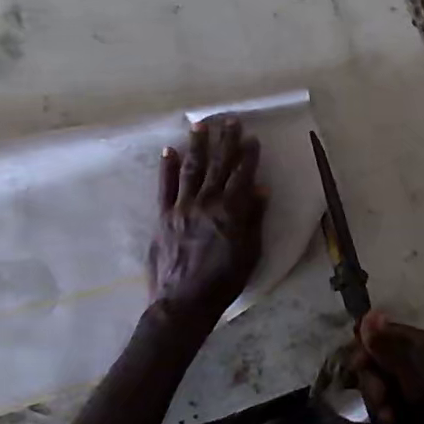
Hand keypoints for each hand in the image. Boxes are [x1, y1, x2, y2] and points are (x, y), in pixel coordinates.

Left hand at [147, 116, 266, 329]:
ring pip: (192, 169)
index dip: (248, 155)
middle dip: (226, 141)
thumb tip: (260, 189)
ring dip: (198, 145)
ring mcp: (182, 207)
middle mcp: (207, 202)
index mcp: (231, 211)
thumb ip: (254, 219)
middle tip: (230, 120)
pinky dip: (167, 167)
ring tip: (201, 125)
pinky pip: (165, 186)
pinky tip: (169, 150)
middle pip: (218, 165)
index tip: (252, 138)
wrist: (184, 302)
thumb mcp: (250, 253)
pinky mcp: (164, 216)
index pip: (243, 175)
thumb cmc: (224, 282)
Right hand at [353, 310, 423, 423]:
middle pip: (375, 365)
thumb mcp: (413, 368)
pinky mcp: (418, 412)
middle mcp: (415, 360)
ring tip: (391, 421)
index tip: (360, 367)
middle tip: (382, 402)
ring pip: (381, 390)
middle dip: (372, 385)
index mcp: (417, 342)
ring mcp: (416, 387)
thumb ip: (387, 344)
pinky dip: (391, 418)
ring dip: (380, 405)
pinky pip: (392, 409)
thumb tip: (369, 313)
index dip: (364, 350)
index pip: (378, 335)